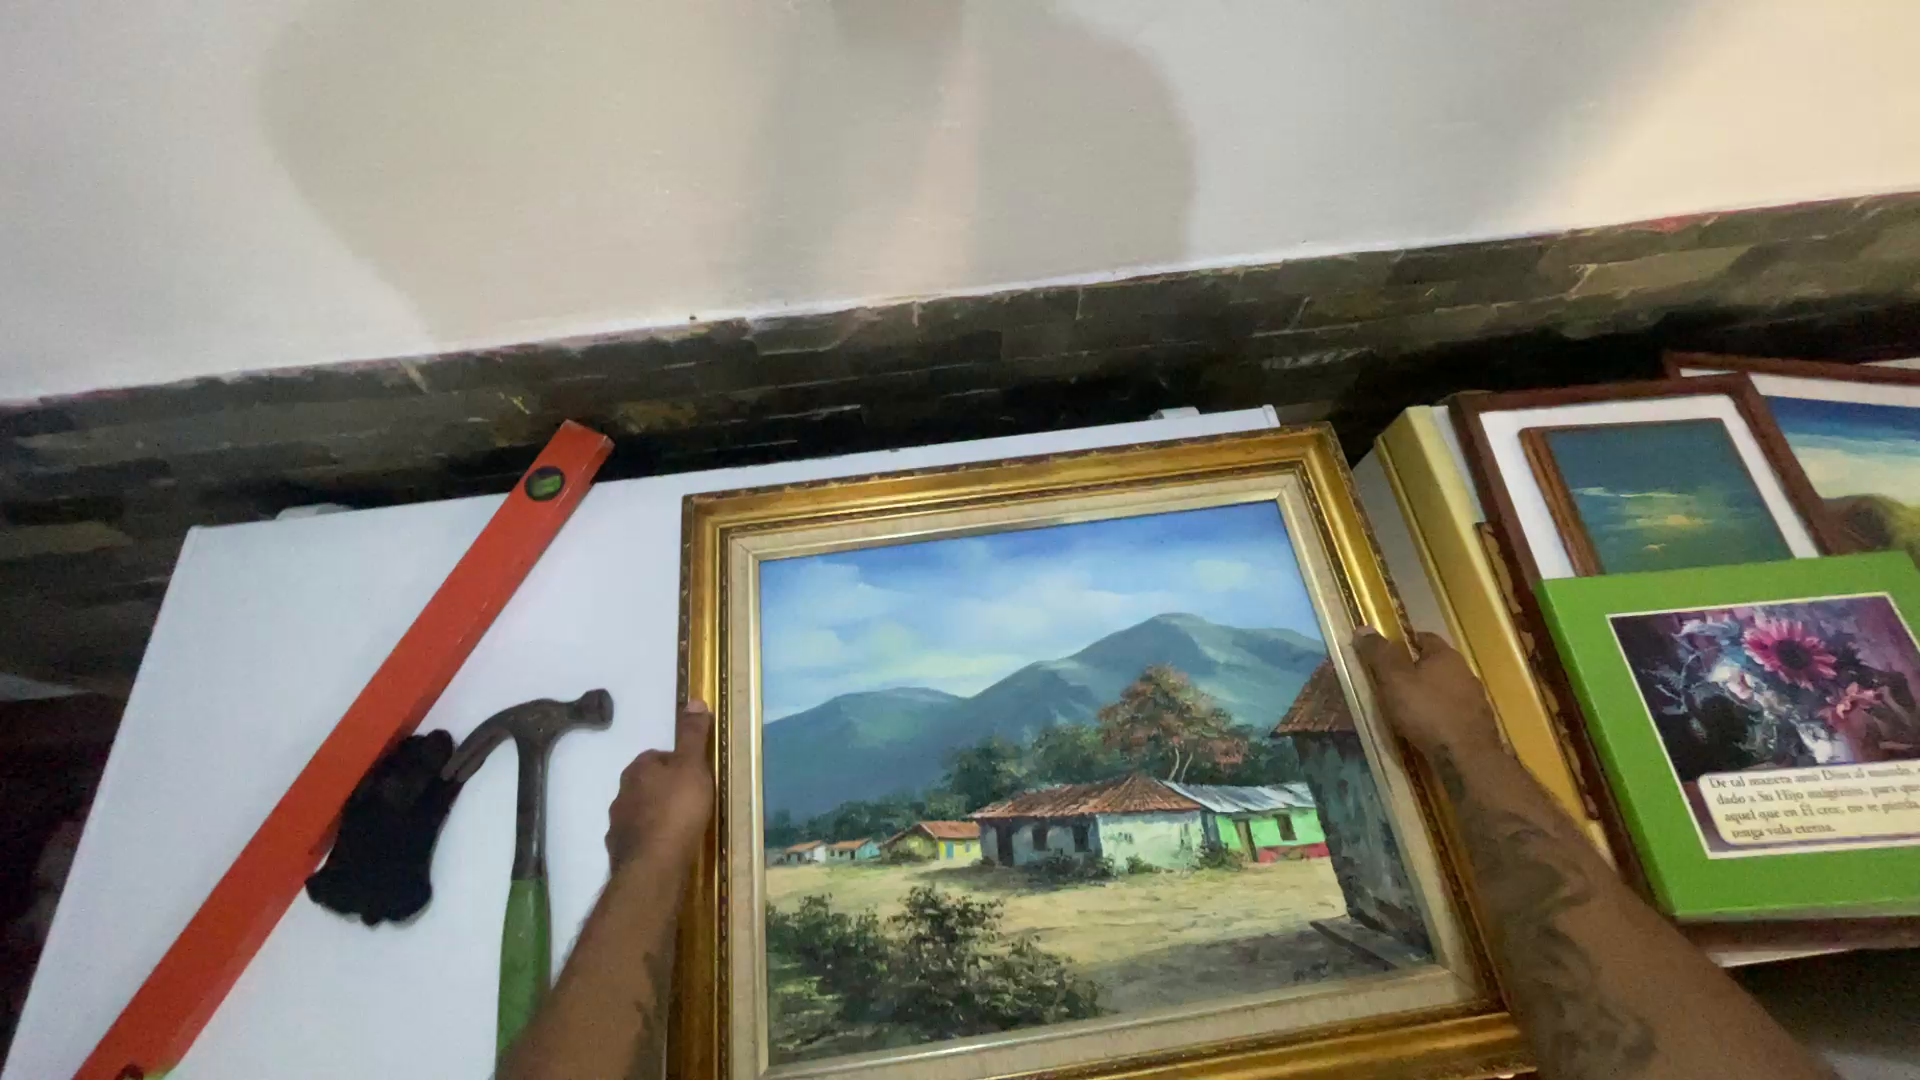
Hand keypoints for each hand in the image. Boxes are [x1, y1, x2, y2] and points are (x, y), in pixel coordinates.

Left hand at [606, 700, 714, 871]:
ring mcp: (617, 824)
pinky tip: (667, 847)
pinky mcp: (619, 852)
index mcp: (638, 770)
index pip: (658, 756)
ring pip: (640, 811)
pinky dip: (650, 839)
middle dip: (665, 789)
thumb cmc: (677, 809)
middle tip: (692, 800)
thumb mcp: (693, 766)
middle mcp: (621, 793)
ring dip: (657, 814)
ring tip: (682, 825)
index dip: (678, 764)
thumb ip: (693, 735)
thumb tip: (694, 701)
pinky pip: (638, 838)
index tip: (696, 775)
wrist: (654, 865)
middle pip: (647, 784)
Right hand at [1354, 629, 1502, 761]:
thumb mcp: (1394, 680)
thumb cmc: (1426, 711)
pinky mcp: (1478, 723)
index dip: (1404, 641)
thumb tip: (1363, 627)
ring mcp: (1475, 699)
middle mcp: (1465, 672)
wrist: (1466, 758)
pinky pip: (1453, 710)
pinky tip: (1425, 725)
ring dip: (1428, 692)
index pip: (1425, 637)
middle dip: (1415, 668)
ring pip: (1445, 687)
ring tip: (1406, 706)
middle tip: (1390, 680)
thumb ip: (1379, 654)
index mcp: (1446, 656)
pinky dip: (1438, 712)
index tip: (1386, 652)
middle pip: (1436, 663)